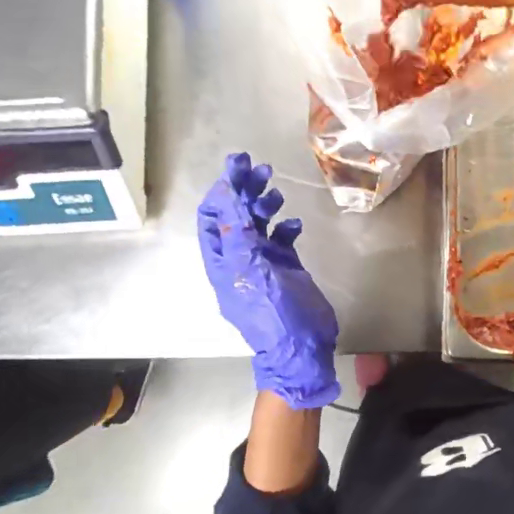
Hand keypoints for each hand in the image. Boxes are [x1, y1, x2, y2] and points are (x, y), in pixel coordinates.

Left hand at [197, 153, 340, 407]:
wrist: (301, 347)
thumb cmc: (272, 312)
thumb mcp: (250, 269)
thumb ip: (237, 230)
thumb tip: (225, 192)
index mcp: (222, 260)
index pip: (212, 216)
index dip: (222, 189)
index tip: (237, 166)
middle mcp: (239, 258)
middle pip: (235, 214)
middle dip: (244, 189)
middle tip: (260, 167)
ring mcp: (262, 262)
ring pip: (258, 223)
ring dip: (265, 203)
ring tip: (276, 191)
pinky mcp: (286, 267)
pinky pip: (281, 239)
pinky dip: (286, 227)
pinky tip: (295, 224)